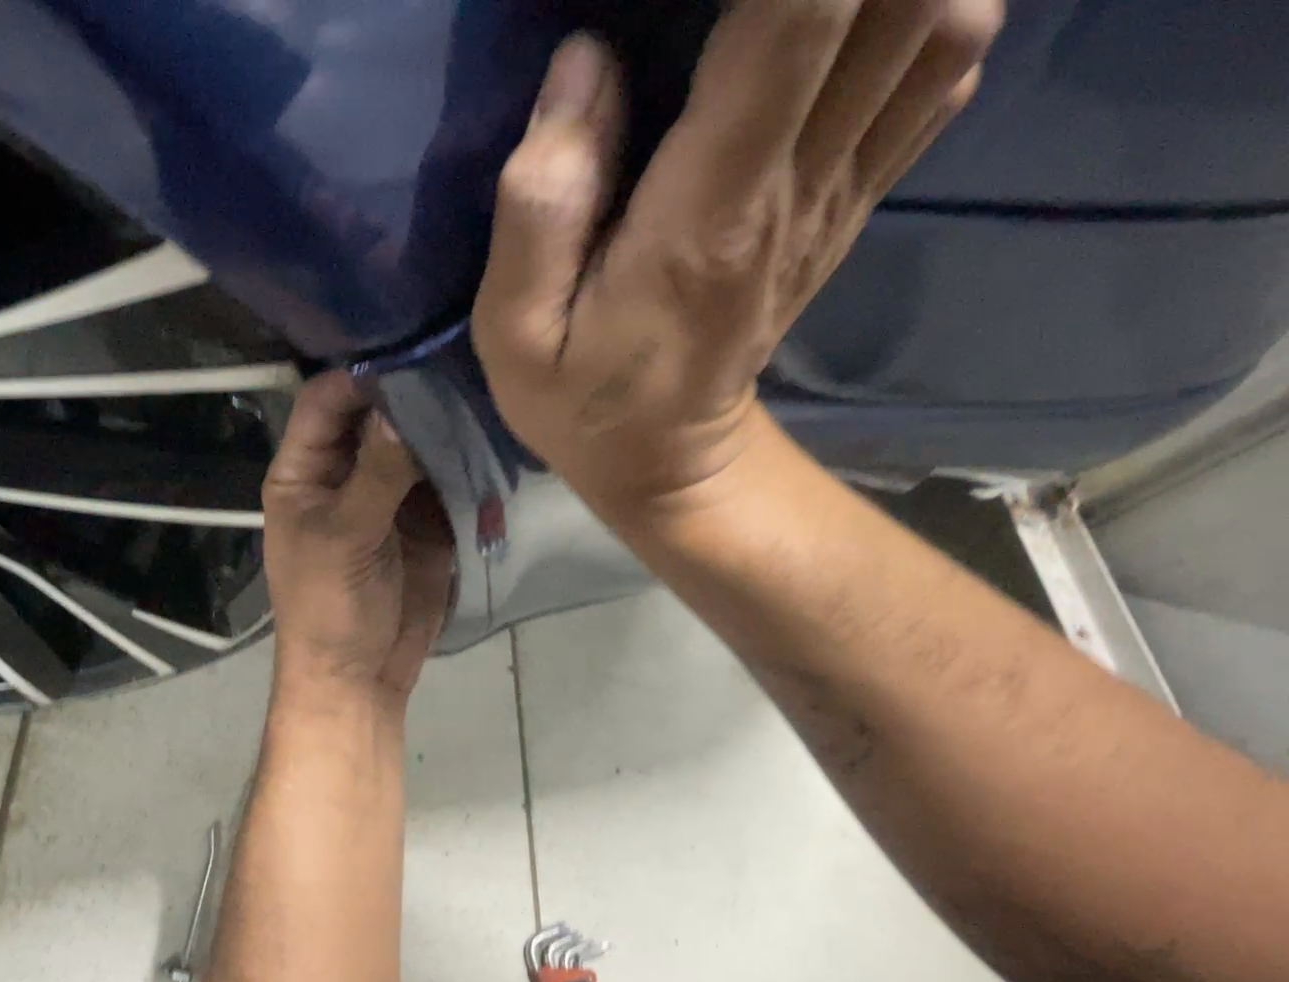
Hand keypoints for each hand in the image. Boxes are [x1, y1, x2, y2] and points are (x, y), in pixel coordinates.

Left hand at [261, 371, 454, 714]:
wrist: (360, 676)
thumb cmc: (329, 608)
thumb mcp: (344, 538)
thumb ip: (376, 473)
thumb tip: (402, 408)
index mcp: (304, 471)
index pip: (325, 403)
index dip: (360, 377)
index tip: (411, 352)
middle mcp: (344, 471)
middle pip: (375, 414)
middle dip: (410, 391)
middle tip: (462, 358)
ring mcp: (388, 492)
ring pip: (415, 441)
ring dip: (443, 422)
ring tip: (486, 386)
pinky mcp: (426, 516)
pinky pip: (445, 475)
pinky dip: (465, 458)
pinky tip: (495, 431)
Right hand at [472, 1, 999, 517]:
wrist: (670, 463)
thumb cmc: (579, 401)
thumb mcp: (516, 328)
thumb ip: (541, 198)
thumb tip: (586, 62)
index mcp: (705, 212)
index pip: (790, 24)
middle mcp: (796, 185)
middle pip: (891, 2)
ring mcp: (838, 193)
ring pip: (939, 23)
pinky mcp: (849, 203)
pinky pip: (936, 77)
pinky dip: (930, 11)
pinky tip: (870, 8)